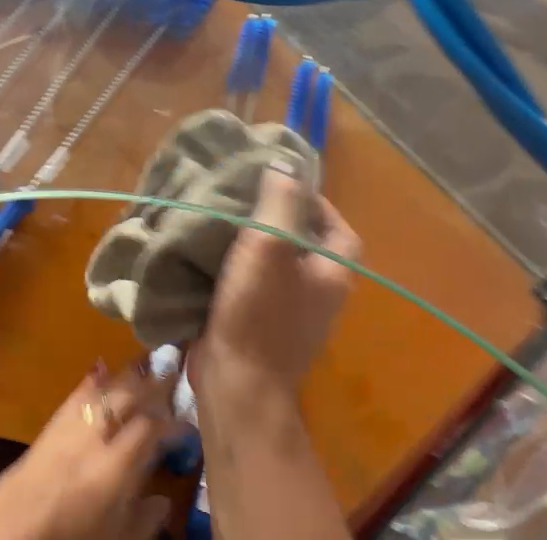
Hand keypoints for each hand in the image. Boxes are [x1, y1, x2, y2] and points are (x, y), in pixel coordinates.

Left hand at [0, 363, 175, 539]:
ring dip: (128, 376)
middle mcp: (94, 438)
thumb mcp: (115, 538)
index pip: (151, 431)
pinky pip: (76, 394)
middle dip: (155, 385)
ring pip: (104, 391)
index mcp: (114, 468)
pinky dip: (92, 380)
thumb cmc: (70, 536)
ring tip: (149, 364)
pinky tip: (102, 367)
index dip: (174, 423)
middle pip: (128, 399)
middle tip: (178, 374)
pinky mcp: (51, 424)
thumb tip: (164, 501)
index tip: (191, 423)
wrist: (10, 528)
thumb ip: (143, 519)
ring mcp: (70, 426)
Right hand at [192, 166, 360, 402]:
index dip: (315, 202)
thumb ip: (281, 201)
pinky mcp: (259, 327)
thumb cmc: (259, 311)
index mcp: (332, 274)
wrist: (237, 385)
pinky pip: (253, 285)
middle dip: (278, 219)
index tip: (277, 182)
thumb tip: (287, 162)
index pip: (339, 228)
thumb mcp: (270, 244)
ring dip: (252, 242)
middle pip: (306, 245)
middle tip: (243, 196)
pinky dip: (235, 268)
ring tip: (221, 217)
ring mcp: (289, 315)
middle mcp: (318, 294)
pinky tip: (208, 254)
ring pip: (276, 265)